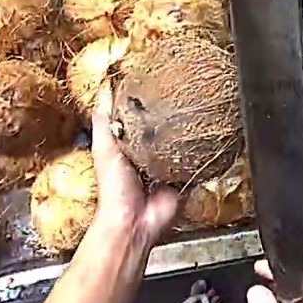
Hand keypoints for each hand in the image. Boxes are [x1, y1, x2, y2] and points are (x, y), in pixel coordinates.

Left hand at [90, 87, 178, 248]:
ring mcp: (163, 166)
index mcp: (125, 147)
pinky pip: (190, 160)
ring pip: (175, 142)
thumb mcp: (104, 148)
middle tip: (178, 95)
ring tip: (192, 110)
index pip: (134, 119)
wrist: (135, 219)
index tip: (151, 83)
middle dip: (165, 117)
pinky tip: (200, 135)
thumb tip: (102, 91)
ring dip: (181, 133)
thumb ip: (103, 123)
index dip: (141, 104)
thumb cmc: (114, 187)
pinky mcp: (179, 176)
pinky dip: (194, 152)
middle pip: (157, 129)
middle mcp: (144, 154)